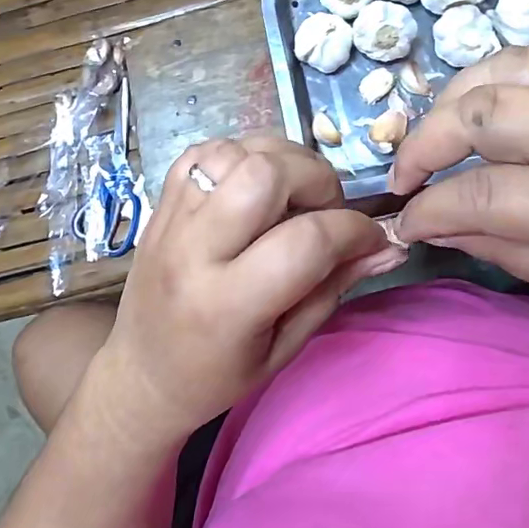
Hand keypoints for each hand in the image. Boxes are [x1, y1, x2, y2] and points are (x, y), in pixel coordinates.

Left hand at [94, 136, 405, 441]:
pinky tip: (251, 184)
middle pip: (263, 173)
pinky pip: (201, 152)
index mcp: (227, 304)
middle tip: (323, 209)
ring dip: (275, 161)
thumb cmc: (216, 375)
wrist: (139, 371)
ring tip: (288, 195)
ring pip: (231, 152)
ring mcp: (170, 220)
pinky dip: (237, 155)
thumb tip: (389, 246)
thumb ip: (334, 288)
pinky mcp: (158, 203)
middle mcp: (194, 251)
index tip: (369, 237)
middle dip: (313, 179)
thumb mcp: (284, 347)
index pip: (305, 240)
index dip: (353, 230)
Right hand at [389, 46, 528, 324]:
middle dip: (425, 145)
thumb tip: (433, 226)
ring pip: (501, 70)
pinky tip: (476, 106)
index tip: (404, 221)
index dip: (430, 208)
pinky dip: (488, 77)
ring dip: (449, 103)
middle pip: (484, 114)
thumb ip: (506, 251)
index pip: (489, 194)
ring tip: (435, 137)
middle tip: (408, 177)